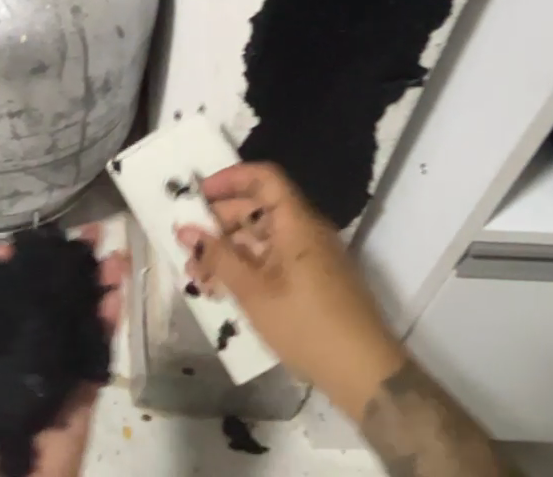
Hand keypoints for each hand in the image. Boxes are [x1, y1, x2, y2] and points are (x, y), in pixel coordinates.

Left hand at [0, 226, 129, 476]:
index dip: (5, 270)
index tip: (15, 246)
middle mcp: (14, 358)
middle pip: (41, 301)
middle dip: (61, 265)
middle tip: (82, 233)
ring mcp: (51, 375)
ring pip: (75, 318)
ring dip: (94, 283)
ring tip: (108, 251)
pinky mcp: (79, 397)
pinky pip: (96, 354)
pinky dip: (108, 321)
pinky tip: (116, 291)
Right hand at [177, 163, 404, 415]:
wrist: (366, 374)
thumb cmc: (307, 326)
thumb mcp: (254, 292)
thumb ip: (218, 257)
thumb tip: (186, 230)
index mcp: (297, 223)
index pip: (263, 178)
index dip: (229, 179)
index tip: (197, 195)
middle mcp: (305, 231)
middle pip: (257, 208)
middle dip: (219, 223)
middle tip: (187, 245)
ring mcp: (310, 256)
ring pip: (261, 238)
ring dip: (228, 250)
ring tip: (197, 274)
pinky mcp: (312, 280)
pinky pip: (272, 259)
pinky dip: (246, 267)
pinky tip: (221, 288)